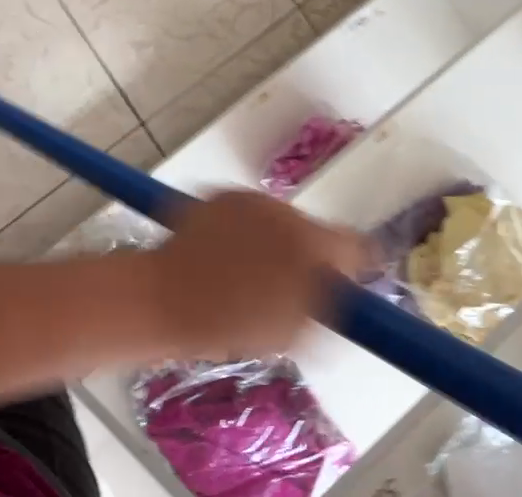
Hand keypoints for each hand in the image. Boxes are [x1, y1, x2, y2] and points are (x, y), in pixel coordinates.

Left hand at [149, 190, 368, 359]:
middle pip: (312, 229)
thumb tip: (340, 291)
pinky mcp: (213, 193)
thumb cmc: (234, 323)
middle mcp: (282, 209)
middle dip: (306, 253)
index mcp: (313, 242)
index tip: (336, 287)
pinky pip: (242, 211)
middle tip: (286, 286)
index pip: (356, 246)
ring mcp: (244, 196)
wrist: (165, 298)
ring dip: (272, 238)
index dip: (349, 268)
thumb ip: (330, 304)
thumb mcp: (300, 329)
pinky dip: (240, 227)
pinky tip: (223, 253)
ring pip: (276, 218)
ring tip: (247, 271)